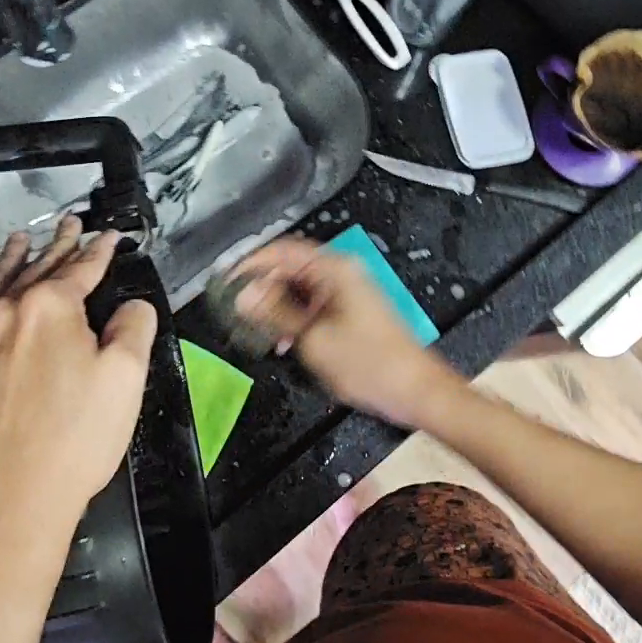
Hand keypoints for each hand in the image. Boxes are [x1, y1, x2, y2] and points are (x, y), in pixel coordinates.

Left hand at [0, 216, 157, 551]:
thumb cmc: (75, 441)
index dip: (100, 250)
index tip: (109, 236)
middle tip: (71, 224)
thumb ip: (133, 327)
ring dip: (11, 259)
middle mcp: (5, 310)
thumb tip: (131, 303)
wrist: (7, 506)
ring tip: (20, 239)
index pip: (82, 268)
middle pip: (38, 268)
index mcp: (52, 307)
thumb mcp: (127, 380)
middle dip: (59, 245)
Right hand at [228, 237, 464, 428]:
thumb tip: (242, 294)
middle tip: (236, 308)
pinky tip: (282, 340)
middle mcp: (341, 272)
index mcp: (334, 269)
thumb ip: (275, 313)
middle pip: (290, 267)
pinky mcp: (351, 310)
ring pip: (300, 287)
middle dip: (262, 286)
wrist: (417, 391)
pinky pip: (313, 303)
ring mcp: (348, 291)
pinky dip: (294, 316)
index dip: (249, 263)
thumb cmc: (368, 364)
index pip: (282, 251)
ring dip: (277, 304)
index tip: (224, 281)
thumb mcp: (313, 339)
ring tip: (256, 328)